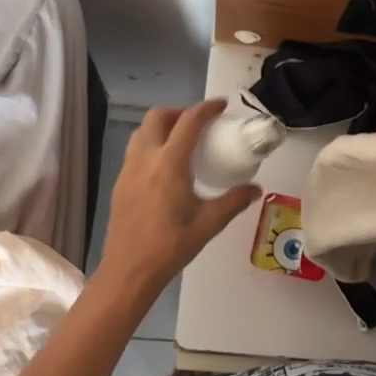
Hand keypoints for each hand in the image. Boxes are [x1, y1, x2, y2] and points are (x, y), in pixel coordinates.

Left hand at [98, 99, 260, 296]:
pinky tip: (165, 169)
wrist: (129, 269)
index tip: (221, 106)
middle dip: (179, 113)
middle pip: (157, 117)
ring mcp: (128, 170)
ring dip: (162, 127)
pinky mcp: (120, 183)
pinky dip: (151, 146)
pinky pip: (135, 151)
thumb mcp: (209, 223)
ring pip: (142, 132)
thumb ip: (234, 201)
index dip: (206, 109)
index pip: (188, 122)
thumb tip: (255, 188)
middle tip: (199, 125)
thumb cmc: (171, 245)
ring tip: (182, 142)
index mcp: (169, 163)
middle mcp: (145, 158)